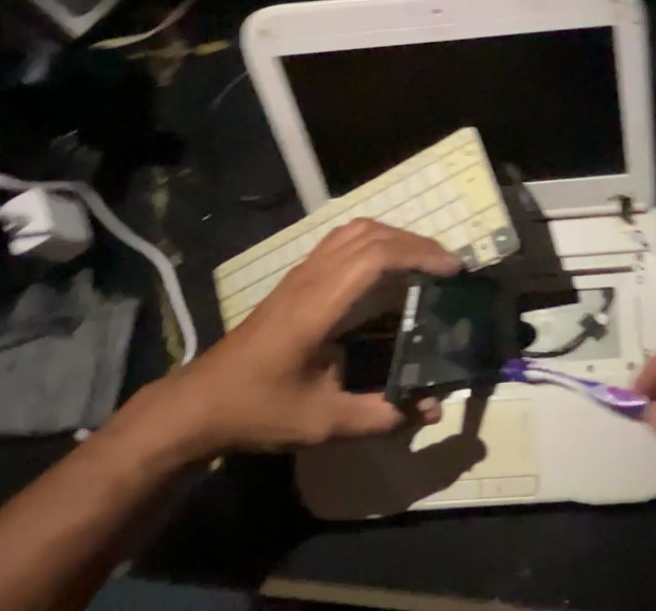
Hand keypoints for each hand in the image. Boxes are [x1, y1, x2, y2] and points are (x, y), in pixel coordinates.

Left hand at [162, 220, 460, 456]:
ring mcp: (300, 274)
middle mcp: (311, 278)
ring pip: (354, 231)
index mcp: (319, 306)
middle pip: (370, 234)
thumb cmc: (259, 410)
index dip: (419, 255)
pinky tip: (388, 270)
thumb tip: (434, 409)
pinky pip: (342, 241)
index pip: (375, 257)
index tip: (454, 270)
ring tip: (425, 263)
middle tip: (449, 267)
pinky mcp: (296, 279)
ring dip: (395, 238)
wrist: (200, 404)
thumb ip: (383, 415)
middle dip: (416, 243)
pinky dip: (375, 242)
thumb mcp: (325, 423)